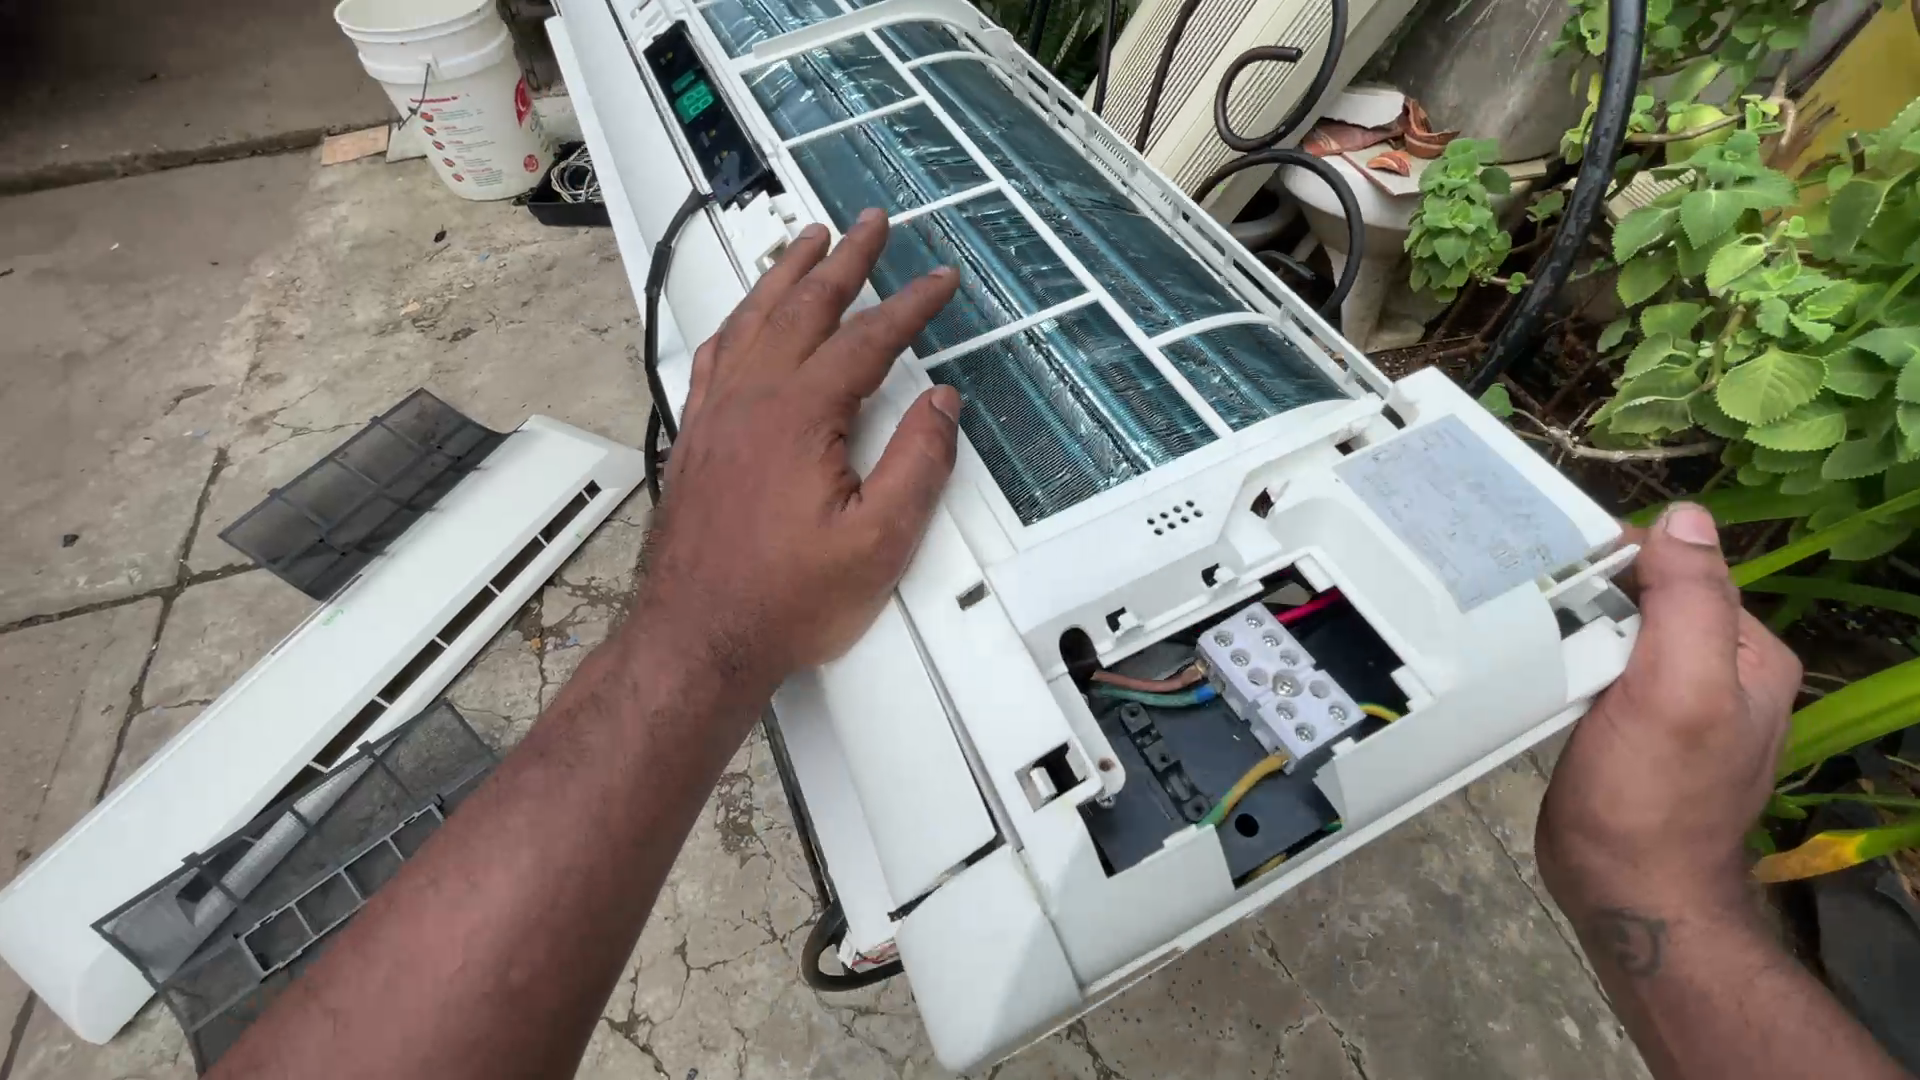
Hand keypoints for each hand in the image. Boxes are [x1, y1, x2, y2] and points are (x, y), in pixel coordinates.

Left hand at [635, 209, 962, 685]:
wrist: (698, 638)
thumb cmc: (788, 600)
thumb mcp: (878, 542)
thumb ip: (919, 464)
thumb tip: (943, 403)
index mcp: (799, 416)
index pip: (867, 340)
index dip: (911, 307)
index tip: (941, 281)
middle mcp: (751, 399)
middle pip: (804, 308)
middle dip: (845, 261)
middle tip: (872, 224)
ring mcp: (715, 416)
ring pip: (753, 321)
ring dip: (786, 275)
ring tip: (810, 240)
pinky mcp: (696, 438)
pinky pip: (715, 358)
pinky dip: (738, 324)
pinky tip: (746, 317)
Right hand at [1537, 502, 1800, 923]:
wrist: (1623, 884)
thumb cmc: (1653, 790)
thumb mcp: (1681, 690)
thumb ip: (1690, 605)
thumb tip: (1686, 517)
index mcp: (1743, 654)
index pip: (1679, 572)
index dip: (1615, 556)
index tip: (1545, 557)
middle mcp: (1710, 671)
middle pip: (1638, 601)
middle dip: (1580, 590)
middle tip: (1513, 589)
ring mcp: (1660, 700)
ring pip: (1606, 635)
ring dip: (1560, 623)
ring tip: (1505, 617)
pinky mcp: (1615, 723)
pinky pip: (1585, 668)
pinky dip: (1554, 657)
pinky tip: (1520, 660)